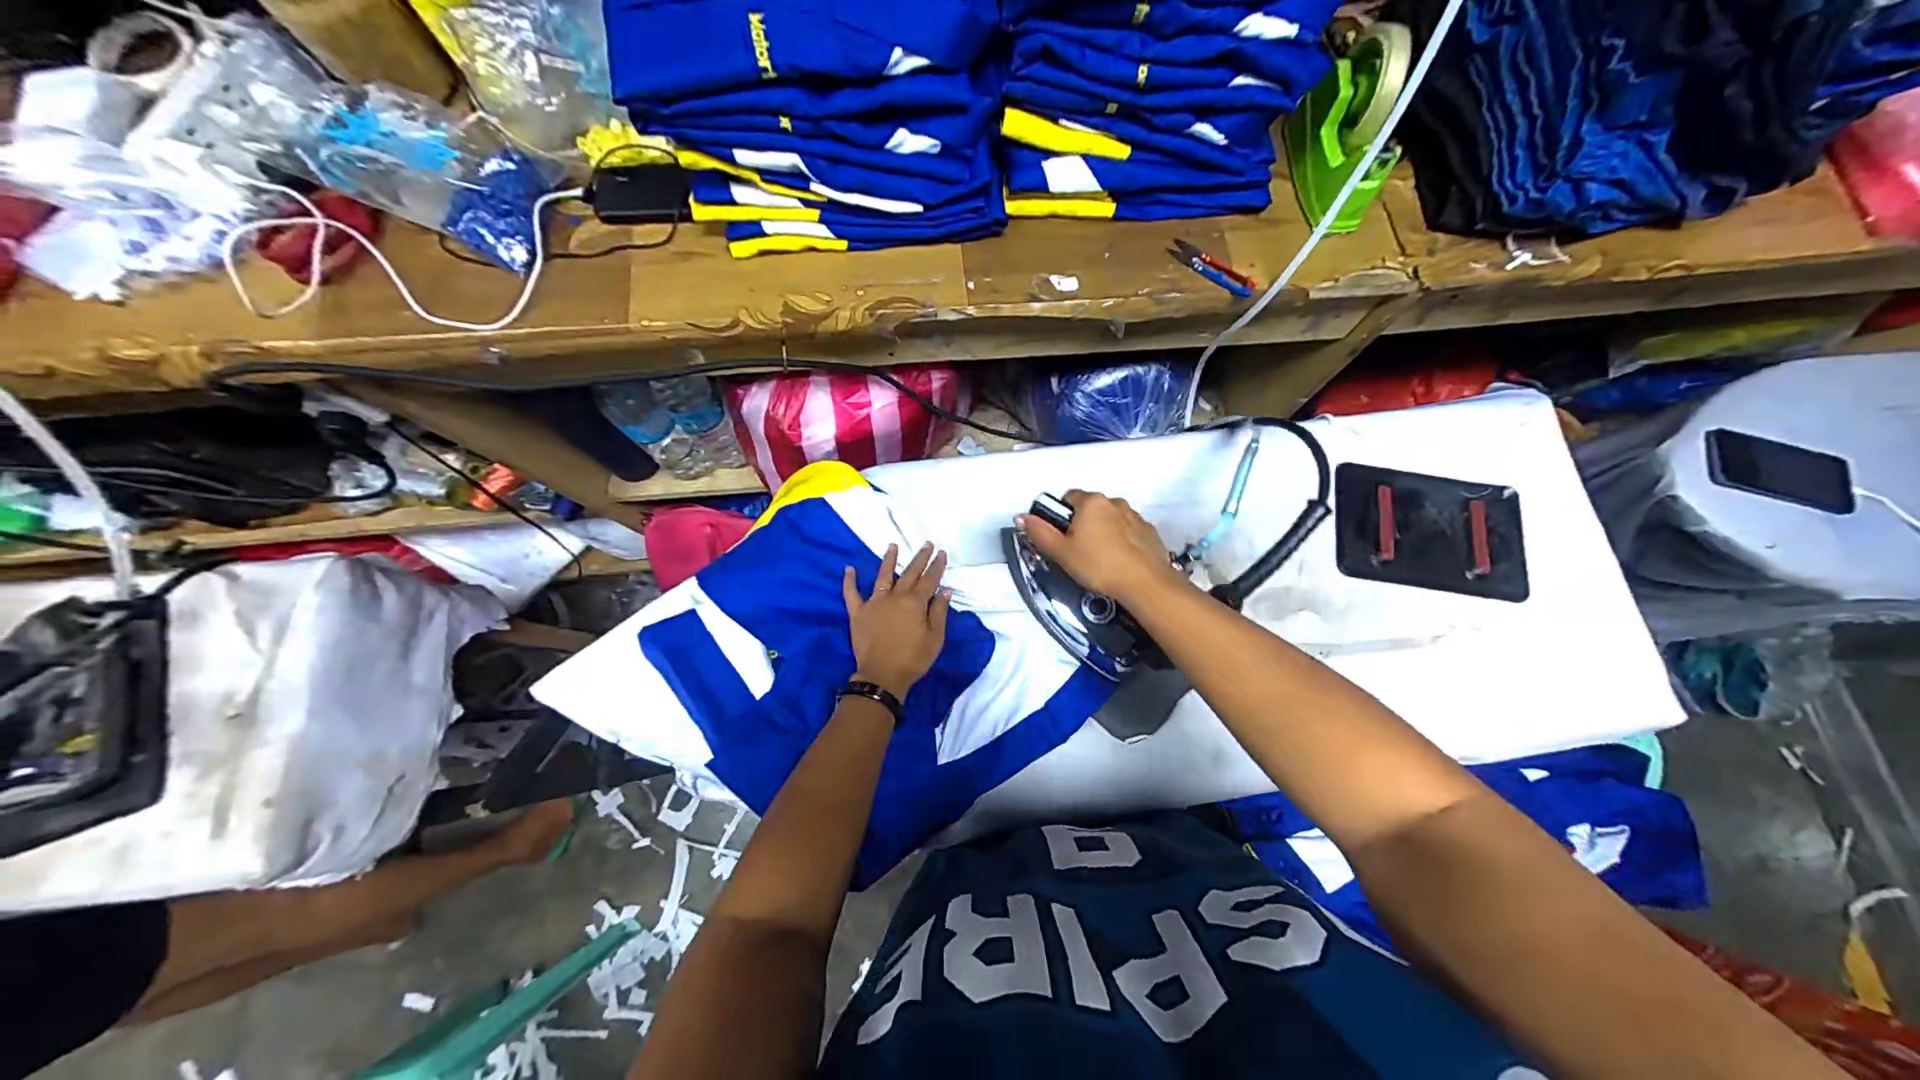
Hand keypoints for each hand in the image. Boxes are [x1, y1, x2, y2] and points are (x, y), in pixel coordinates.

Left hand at [843, 543, 950, 698]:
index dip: (936, 566)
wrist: (882, 676)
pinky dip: (849, 581)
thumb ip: (939, 611)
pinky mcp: (858, 613)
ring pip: (882, 576)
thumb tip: (944, 589)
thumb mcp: (935, 638)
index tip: (940, 553)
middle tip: (926, 544)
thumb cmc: (913, 659)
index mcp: (915, 603)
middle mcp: (894, 597)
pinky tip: (849, 568)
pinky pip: (851, 594)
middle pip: (909, 573)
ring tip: (892, 546)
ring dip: (888, 560)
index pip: (929, 579)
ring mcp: (874, 603)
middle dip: (919, 558)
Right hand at [1017, 490, 1185, 604]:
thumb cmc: (1098, 565)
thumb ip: (1040, 532)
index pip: (1069, 497)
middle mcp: (1115, 502)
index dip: (1061, 516)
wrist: (1144, 583)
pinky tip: (1121, 561)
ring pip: (1112, 519)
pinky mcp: (1151, 532)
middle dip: (1084, 524)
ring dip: (1105, 531)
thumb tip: (1021, 517)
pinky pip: (1130, 531)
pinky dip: (1124, 541)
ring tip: (1101, 559)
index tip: (1062, 538)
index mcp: (1091, 502)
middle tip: (1078, 551)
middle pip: (1092, 508)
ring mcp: (1136, 516)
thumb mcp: (1061, 553)